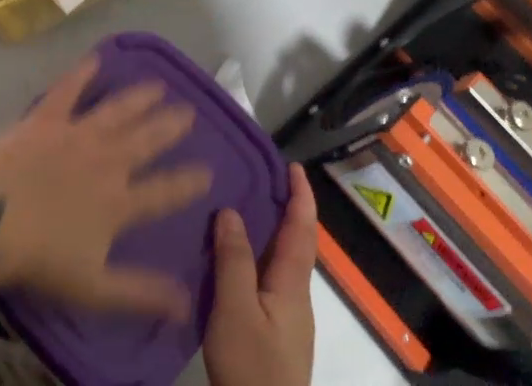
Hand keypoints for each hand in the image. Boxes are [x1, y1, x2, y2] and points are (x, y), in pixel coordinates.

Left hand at [0, 55, 211, 320]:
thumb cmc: (39, 259)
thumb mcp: (95, 288)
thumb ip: (142, 292)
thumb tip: (187, 304)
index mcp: (120, 203)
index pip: (165, 191)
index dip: (188, 181)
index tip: (209, 171)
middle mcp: (105, 162)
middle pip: (145, 141)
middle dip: (169, 127)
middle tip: (190, 111)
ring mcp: (74, 136)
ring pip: (115, 112)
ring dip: (138, 98)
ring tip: (158, 86)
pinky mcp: (42, 120)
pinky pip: (67, 91)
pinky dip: (82, 73)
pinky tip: (95, 58)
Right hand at [203, 163, 316, 385]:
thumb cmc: (251, 365)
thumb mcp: (235, 309)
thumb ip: (233, 260)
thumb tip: (230, 211)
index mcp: (291, 286)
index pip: (301, 232)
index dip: (300, 198)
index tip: (295, 166)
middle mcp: (295, 297)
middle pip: (297, 245)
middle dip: (288, 210)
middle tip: (264, 178)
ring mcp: (287, 318)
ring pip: (283, 263)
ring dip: (272, 232)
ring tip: (245, 206)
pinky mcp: (274, 333)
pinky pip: (270, 279)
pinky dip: (258, 255)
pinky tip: (233, 257)